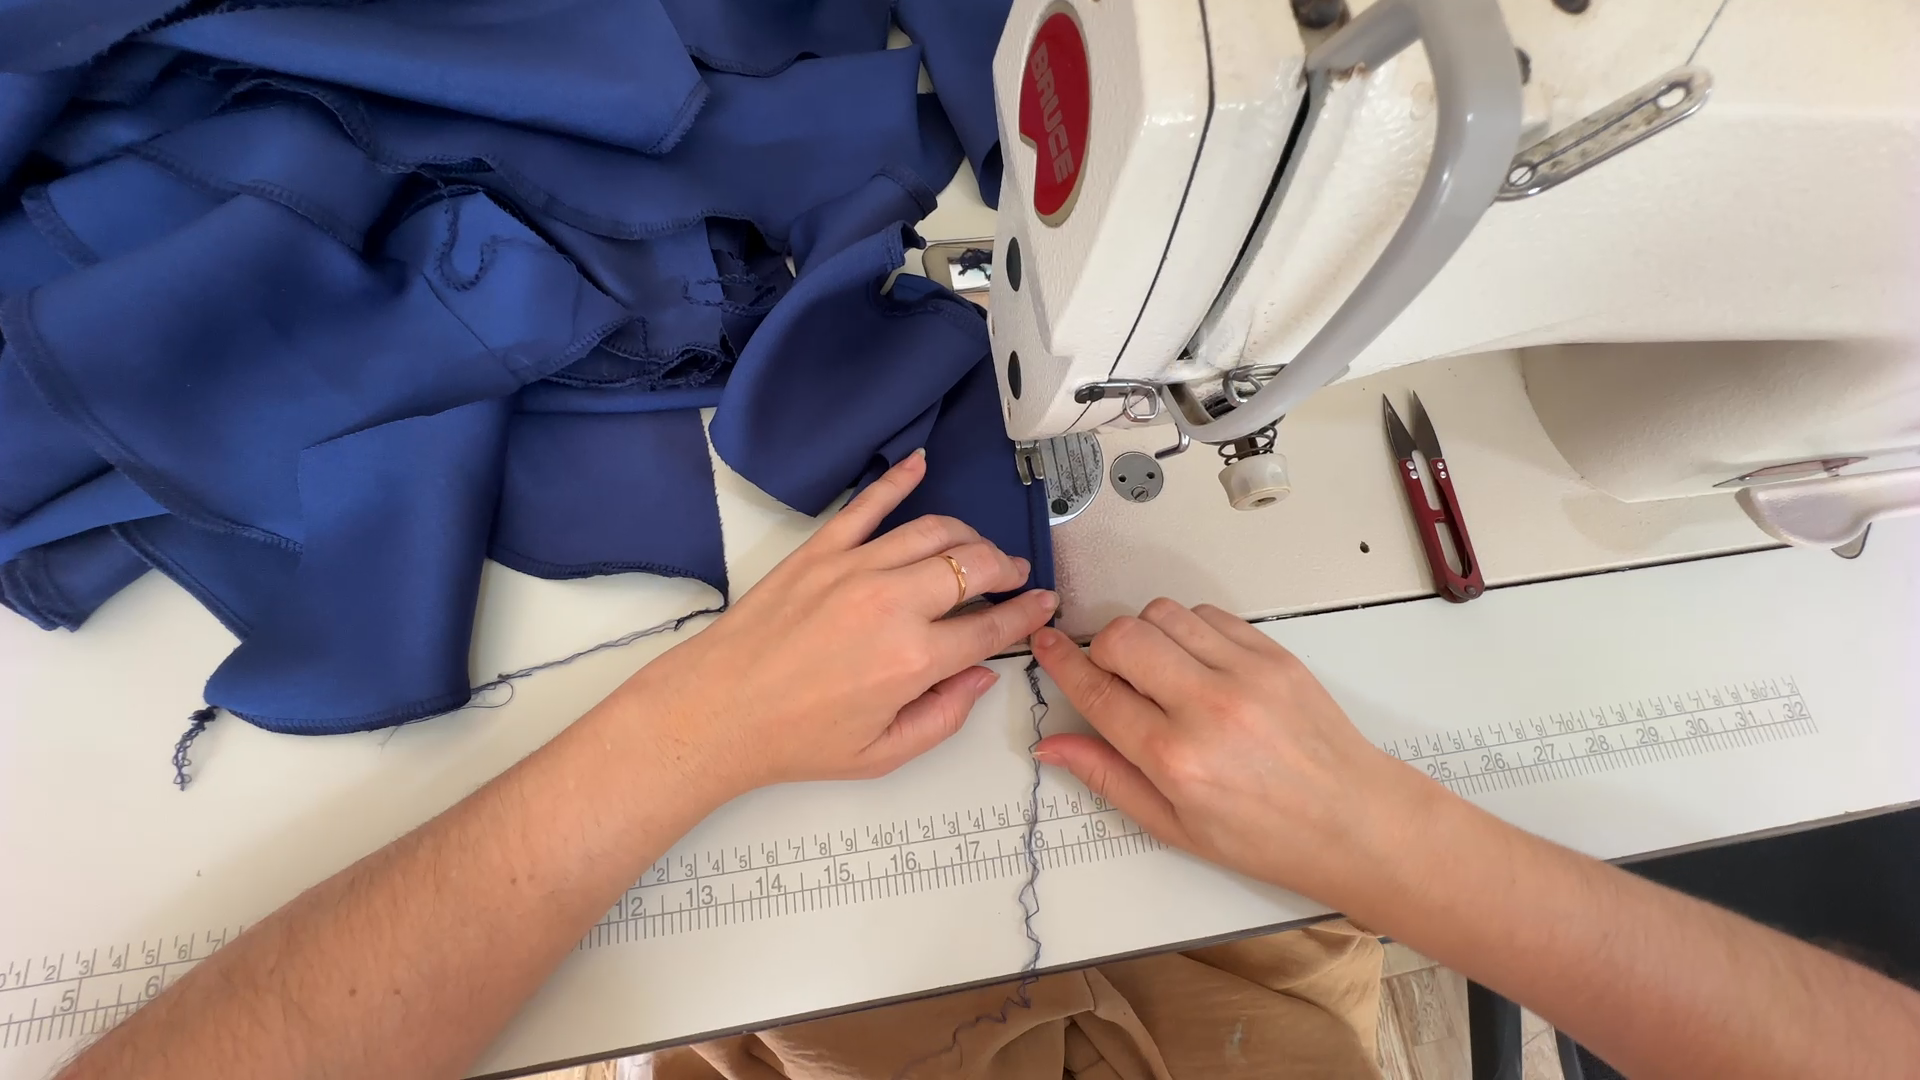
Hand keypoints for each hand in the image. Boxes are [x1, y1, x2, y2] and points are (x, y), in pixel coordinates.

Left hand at [618, 451, 1057, 799]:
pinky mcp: (821, 551)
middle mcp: (893, 602)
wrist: (715, 712)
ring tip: (978, 547)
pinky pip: (868, 504)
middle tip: (1014, 575)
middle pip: (974, 564)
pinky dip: (897, 480)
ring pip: (934, 530)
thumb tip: (983, 675)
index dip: (1026, 613)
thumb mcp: (883, 754)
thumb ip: (945, 716)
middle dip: (1006, 567)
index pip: (992, 626)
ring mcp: (855, 568)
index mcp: (914, 659)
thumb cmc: (795, 740)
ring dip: (968, 534)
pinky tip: (918, 463)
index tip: (1043, 603)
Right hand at [1030, 599, 1435, 905]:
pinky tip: (1198, 663)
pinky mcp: (1273, 652)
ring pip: (1162, 614)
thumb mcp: (1173, 825)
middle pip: (1123, 638)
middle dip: (1102, 648)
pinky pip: (1207, 613)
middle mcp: (1207, 706)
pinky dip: (1187, 629)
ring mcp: (1245, 672)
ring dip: (1145, 634)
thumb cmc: (1265, 836)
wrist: (1357, 822)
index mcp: (1176, 758)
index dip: (1061, 662)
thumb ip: (1107, 777)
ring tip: (1160, 669)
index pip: (1096, 691)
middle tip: (1114, 674)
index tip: (1044, 644)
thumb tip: (1052, 746)